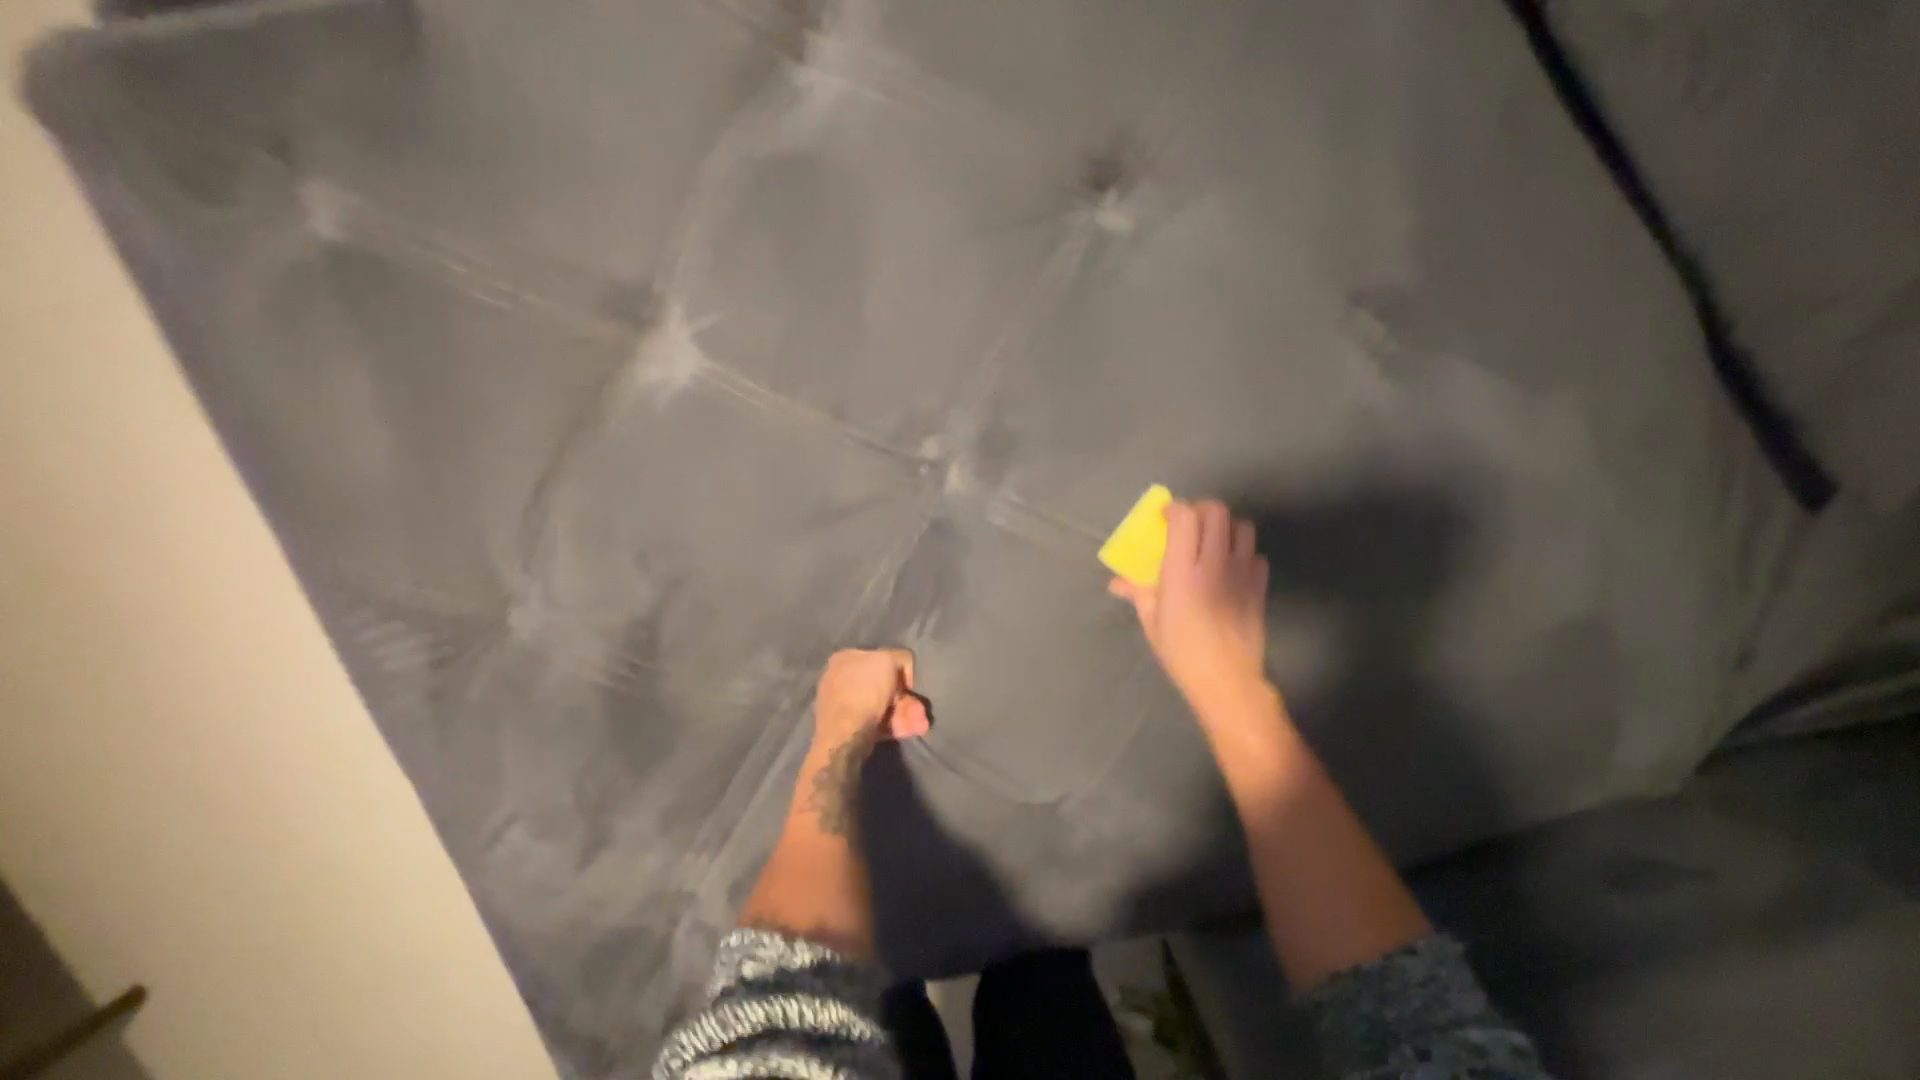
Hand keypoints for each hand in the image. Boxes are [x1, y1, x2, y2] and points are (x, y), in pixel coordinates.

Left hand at [812, 648, 929, 752]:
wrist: (846, 734)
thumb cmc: (865, 690)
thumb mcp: (888, 660)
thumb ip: (902, 657)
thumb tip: (904, 672)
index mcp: (845, 658)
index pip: (879, 658)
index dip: (898, 670)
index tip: (908, 684)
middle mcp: (842, 679)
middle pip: (884, 685)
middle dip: (906, 697)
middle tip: (920, 708)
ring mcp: (846, 705)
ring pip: (884, 705)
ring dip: (906, 712)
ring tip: (922, 723)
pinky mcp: (851, 728)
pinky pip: (879, 722)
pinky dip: (897, 725)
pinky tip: (913, 730)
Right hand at [1110, 500, 1271, 715]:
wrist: (1227, 679)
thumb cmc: (1182, 652)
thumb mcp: (1152, 623)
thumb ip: (1138, 593)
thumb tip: (1117, 582)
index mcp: (1183, 571)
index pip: (1185, 517)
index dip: (1174, 510)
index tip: (1165, 519)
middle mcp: (1215, 563)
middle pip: (1216, 512)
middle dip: (1201, 510)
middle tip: (1189, 526)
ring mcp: (1242, 572)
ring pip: (1243, 527)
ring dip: (1226, 528)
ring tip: (1213, 543)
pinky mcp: (1260, 586)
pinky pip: (1256, 554)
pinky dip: (1244, 554)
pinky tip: (1231, 569)